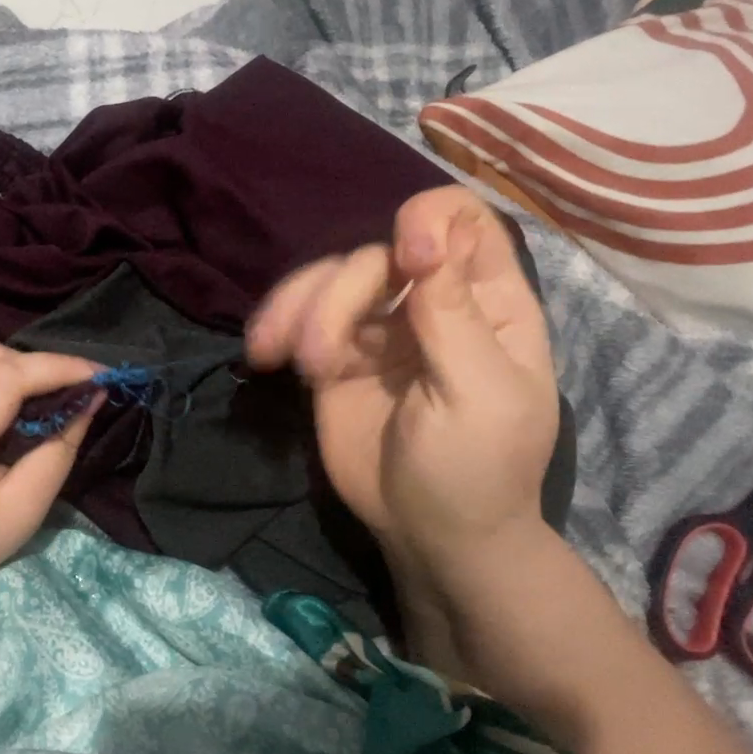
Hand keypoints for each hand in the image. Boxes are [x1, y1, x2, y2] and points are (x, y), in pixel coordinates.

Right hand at [244, 187, 558, 558]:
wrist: (428, 532)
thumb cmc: (478, 467)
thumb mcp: (480, 393)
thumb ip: (452, 313)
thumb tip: (425, 233)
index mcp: (487, 304)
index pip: (462, 222)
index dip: (428, 221)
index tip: (404, 260)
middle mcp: (428, 302)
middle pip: (376, 253)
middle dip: (339, 296)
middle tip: (321, 361)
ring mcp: (375, 328)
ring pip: (328, 280)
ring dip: (300, 313)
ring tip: (293, 366)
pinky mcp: (330, 354)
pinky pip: (297, 316)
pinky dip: (276, 326)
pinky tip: (264, 355)